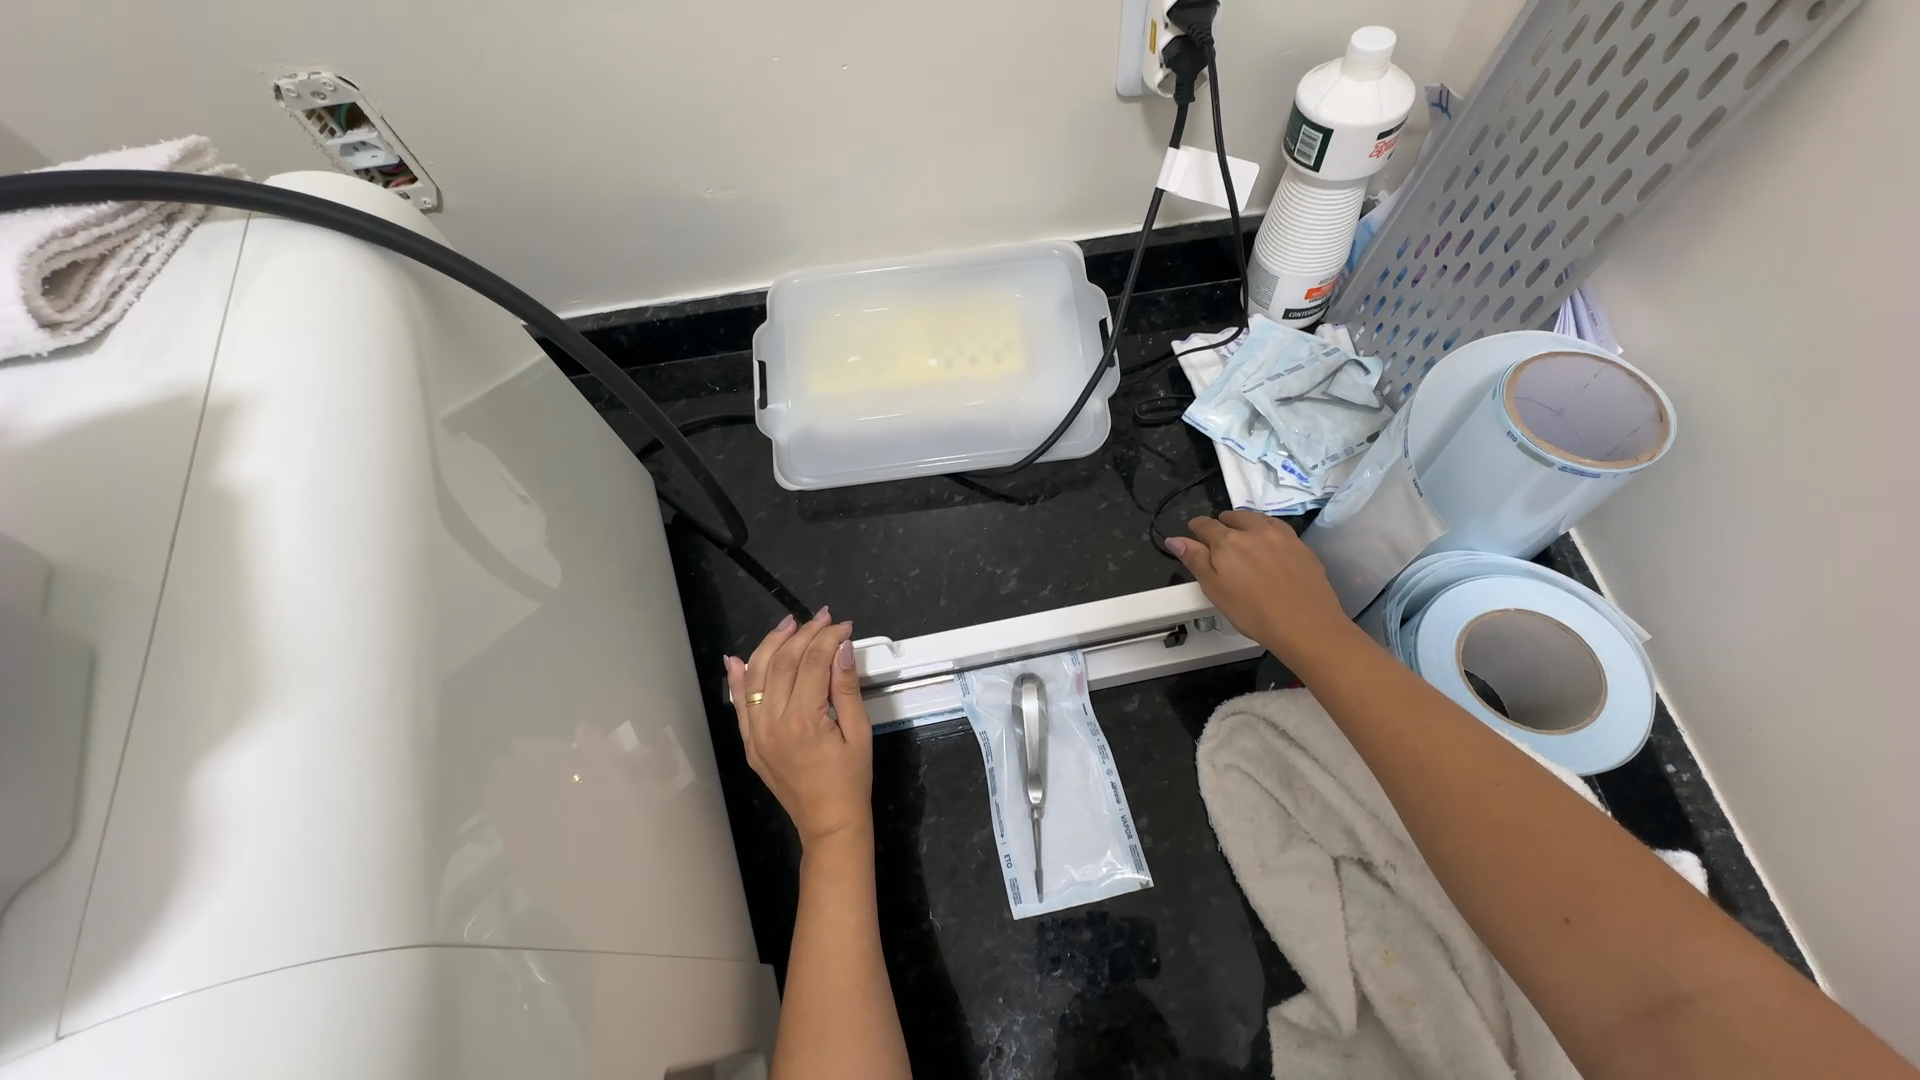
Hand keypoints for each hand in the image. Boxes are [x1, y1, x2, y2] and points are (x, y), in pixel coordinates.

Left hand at [725, 608, 872, 847]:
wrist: (829, 822)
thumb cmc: (851, 779)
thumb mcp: (859, 732)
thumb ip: (846, 688)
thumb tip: (842, 647)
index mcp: (802, 720)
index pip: (813, 663)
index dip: (828, 638)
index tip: (843, 625)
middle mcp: (772, 722)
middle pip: (783, 663)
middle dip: (804, 635)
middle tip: (822, 618)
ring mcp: (756, 733)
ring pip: (757, 677)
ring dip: (771, 646)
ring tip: (789, 624)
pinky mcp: (750, 743)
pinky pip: (740, 705)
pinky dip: (738, 680)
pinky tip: (738, 658)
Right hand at [1166, 511, 1356, 667]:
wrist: (1306, 625)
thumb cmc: (1252, 612)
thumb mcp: (1214, 589)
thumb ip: (1195, 560)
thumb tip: (1174, 539)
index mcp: (1228, 541)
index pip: (1206, 525)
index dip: (1196, 528)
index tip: (1194, 533)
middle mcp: (1255, 531)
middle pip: (1234, 517)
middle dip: (1223, 523)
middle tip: (1219, 538)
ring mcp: (1282, 536)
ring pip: (1258, 518)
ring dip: (1246, 522)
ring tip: (1243, 535)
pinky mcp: (1302, 546)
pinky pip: (1279, 529)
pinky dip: (1268, 530)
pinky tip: (1269, 544)